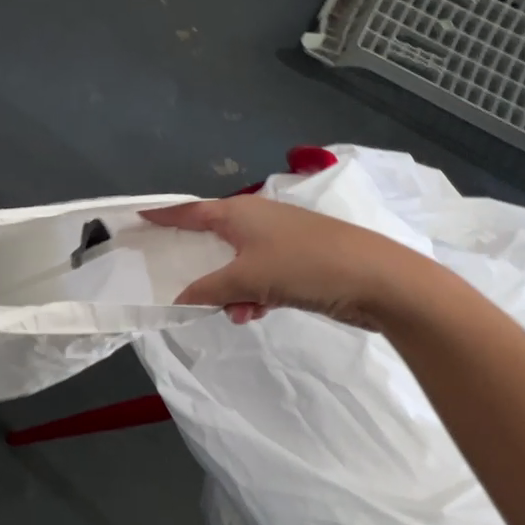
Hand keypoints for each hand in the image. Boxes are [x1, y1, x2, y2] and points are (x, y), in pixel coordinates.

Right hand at [140, 195, 447, 329]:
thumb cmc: (307, 266)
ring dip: (231, 288)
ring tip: (236, 312)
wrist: (387, 282)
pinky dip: (255, 293)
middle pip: (213, 239)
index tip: (137, 216)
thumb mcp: (247, 280)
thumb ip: (208, 289)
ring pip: (239, 263)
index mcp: (239, 212)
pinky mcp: (306, 262)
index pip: (189, 211)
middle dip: (200, 265)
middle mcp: (258, 220)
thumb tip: (178, 298)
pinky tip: (257, 313)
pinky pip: (263, 276)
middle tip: (179, 278)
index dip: (163, 215)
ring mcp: (284, 240)